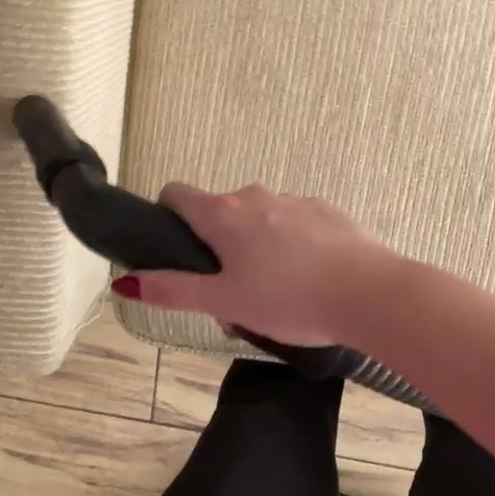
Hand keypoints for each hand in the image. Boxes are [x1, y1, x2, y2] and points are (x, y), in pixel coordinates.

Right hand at [110, 184, 400, 346]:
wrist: (369, 293)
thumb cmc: (288, 300)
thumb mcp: (223, 302)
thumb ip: (173, 291)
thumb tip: (124, 283)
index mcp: (223, 213)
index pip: (175, 193)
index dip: (167, 218)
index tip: (177, 252)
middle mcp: (255, 195)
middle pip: (219, 213)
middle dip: (217, 247)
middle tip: (230, 293)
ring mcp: (294, 200)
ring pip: (259, 220)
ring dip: (254, 247)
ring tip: (274, 295)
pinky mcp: (328, 211)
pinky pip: (294, 224)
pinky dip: (290, 245)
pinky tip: (308, 280)